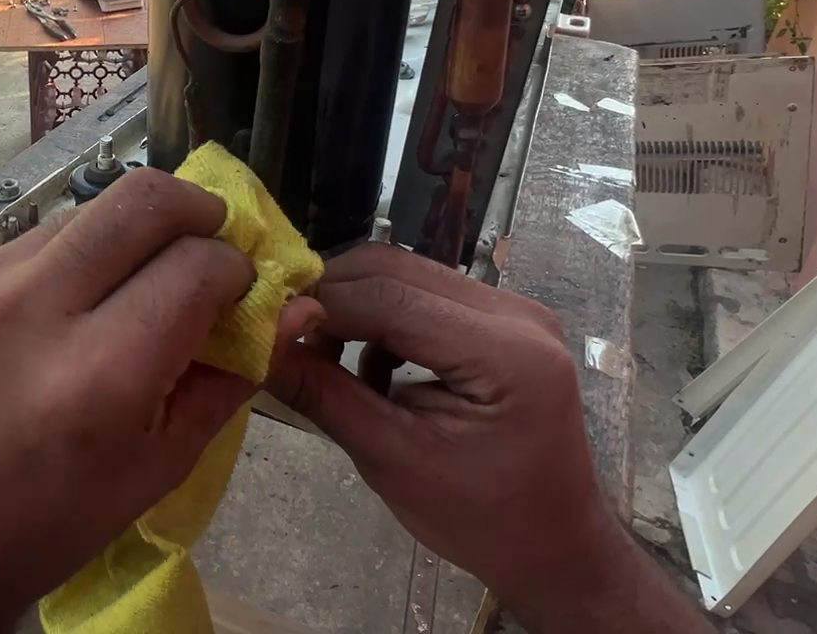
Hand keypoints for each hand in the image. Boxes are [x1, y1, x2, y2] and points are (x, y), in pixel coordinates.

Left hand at [0, 169, 322, 632]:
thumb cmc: (47, 521)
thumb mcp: (157, 468)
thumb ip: (229, 377)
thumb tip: (281, 306)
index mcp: (96, 377)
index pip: (195, 268)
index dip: (235, 268)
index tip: (239, 285)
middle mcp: (34, 307)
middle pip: (141, 199)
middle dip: (196, 207)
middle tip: (212, 235)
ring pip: (91, 207)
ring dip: (135, 228)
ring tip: (142, 272)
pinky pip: (45, 232)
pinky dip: (83, 247)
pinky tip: (81, 293)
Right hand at [266, 245, 709, 633]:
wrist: (558, 549)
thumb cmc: (481, 520)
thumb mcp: (391, 461)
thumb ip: (323, 392)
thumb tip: (258, 341)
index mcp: (505, 353)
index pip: (388, 297)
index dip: (319, 303)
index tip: (267, 324)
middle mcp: (515, 312)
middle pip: (394, 267)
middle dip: (330, 294)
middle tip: (287, 334)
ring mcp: (512, 307)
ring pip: (403, 270)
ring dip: (352, 301)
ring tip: (324, 353)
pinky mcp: (501, 315)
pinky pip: (421, 289)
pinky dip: (380, 313)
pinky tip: (369, 363)